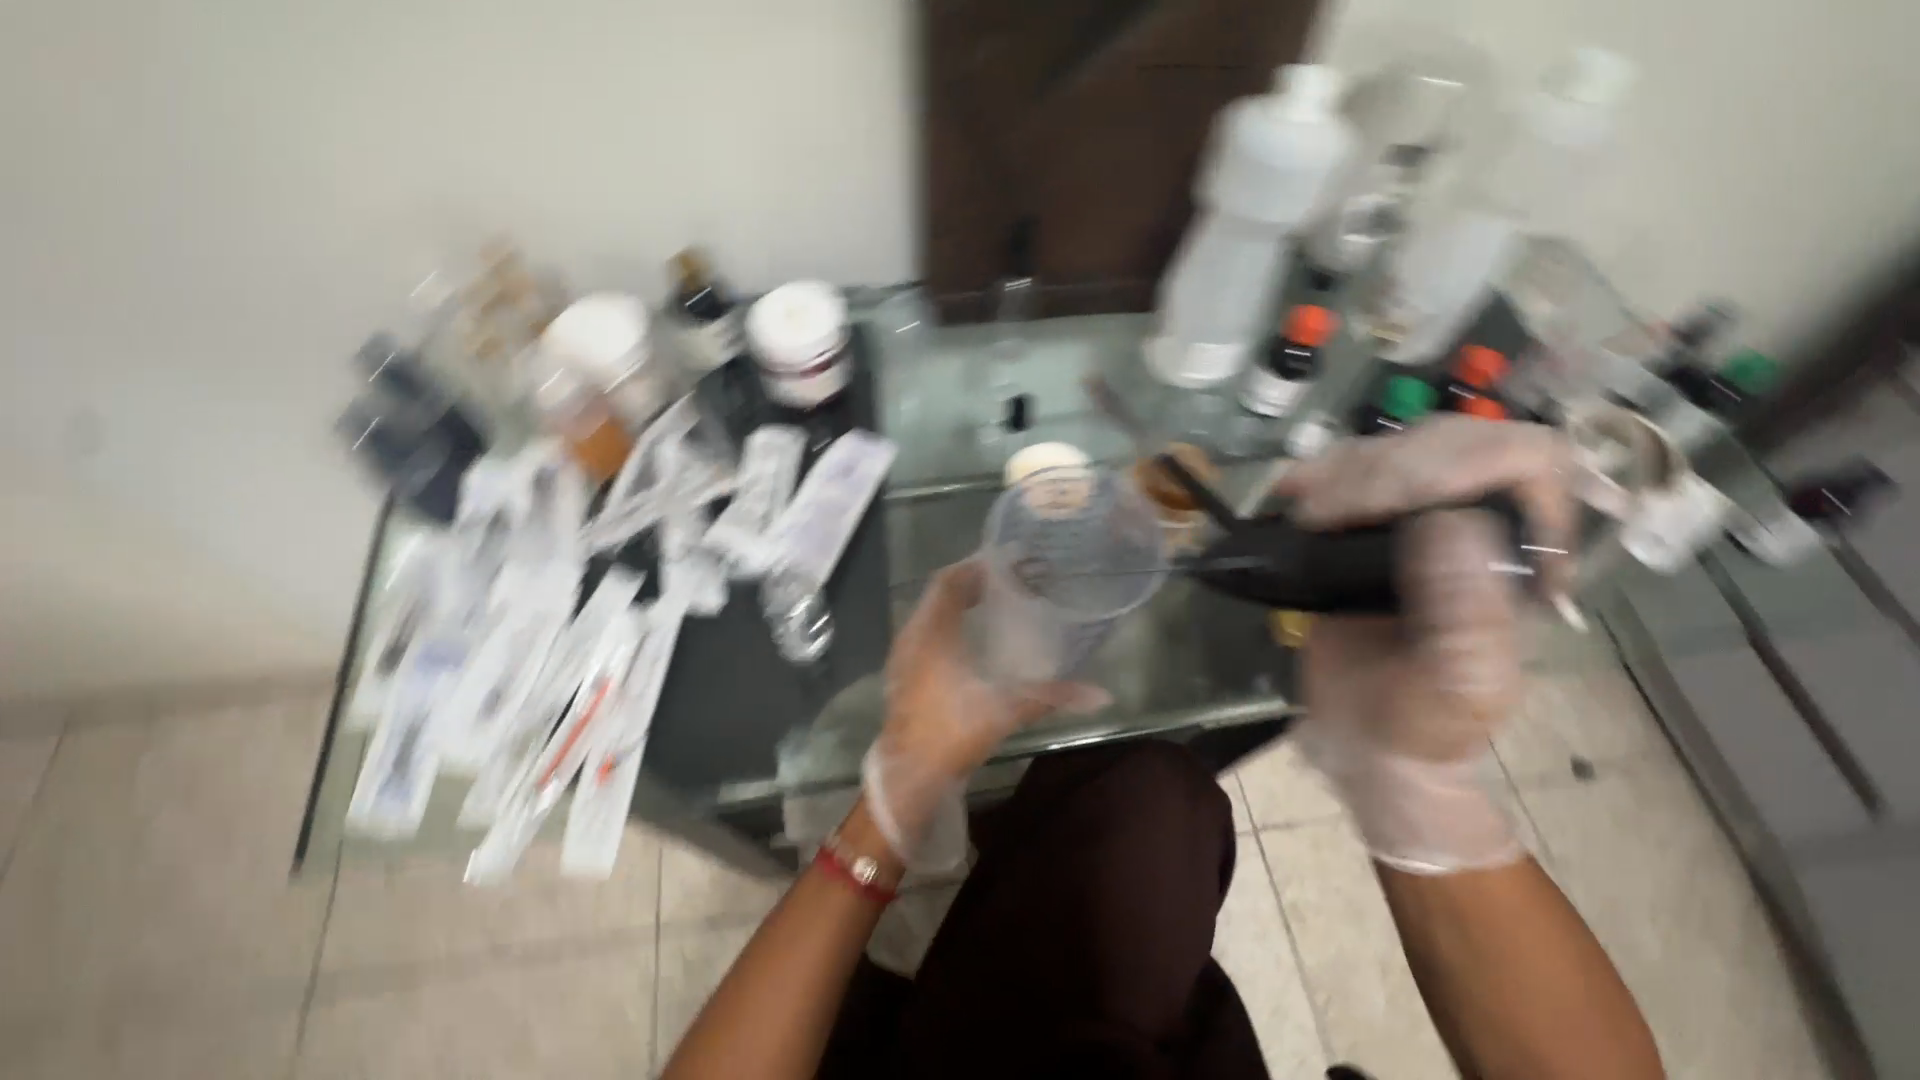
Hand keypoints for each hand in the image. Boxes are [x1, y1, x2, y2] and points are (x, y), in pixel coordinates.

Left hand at [864, 560, 1108, 868]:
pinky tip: (971, 639)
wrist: (907, 776)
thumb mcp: (1005, 711)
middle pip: (939, 594)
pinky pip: (925, 631)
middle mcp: (914, 636)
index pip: (948, 582)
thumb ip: (1052, 696)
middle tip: (1009, 581)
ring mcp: (904, 655)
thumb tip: (1101, 694)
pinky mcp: (903, 673)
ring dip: (957, 603)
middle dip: (972, 583)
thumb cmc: (951, 734)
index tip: (1008, 562)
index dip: (975, 567)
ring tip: (993, 602)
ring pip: (930, 613)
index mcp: (933, 634)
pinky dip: (947, 623)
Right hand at [1272, 417, 1576, 871]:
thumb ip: (1468, 612)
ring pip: (1401, 447)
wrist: (1367, 741)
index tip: (1392, 503)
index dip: (1465, 461)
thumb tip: (1447, 523)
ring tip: (1305, 509)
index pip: (1526, 462)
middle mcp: (1480, 523)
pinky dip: (1319, 472)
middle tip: (1329, 511)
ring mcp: (1419, 520)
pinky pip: (1353, 471)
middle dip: (1389, 465)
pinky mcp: (1366, 527)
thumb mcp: (1462, 683)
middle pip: (1457, 440)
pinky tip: (1292, 492)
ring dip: (1348, 467)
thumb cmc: (1426, 721)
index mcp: (1523, 554)